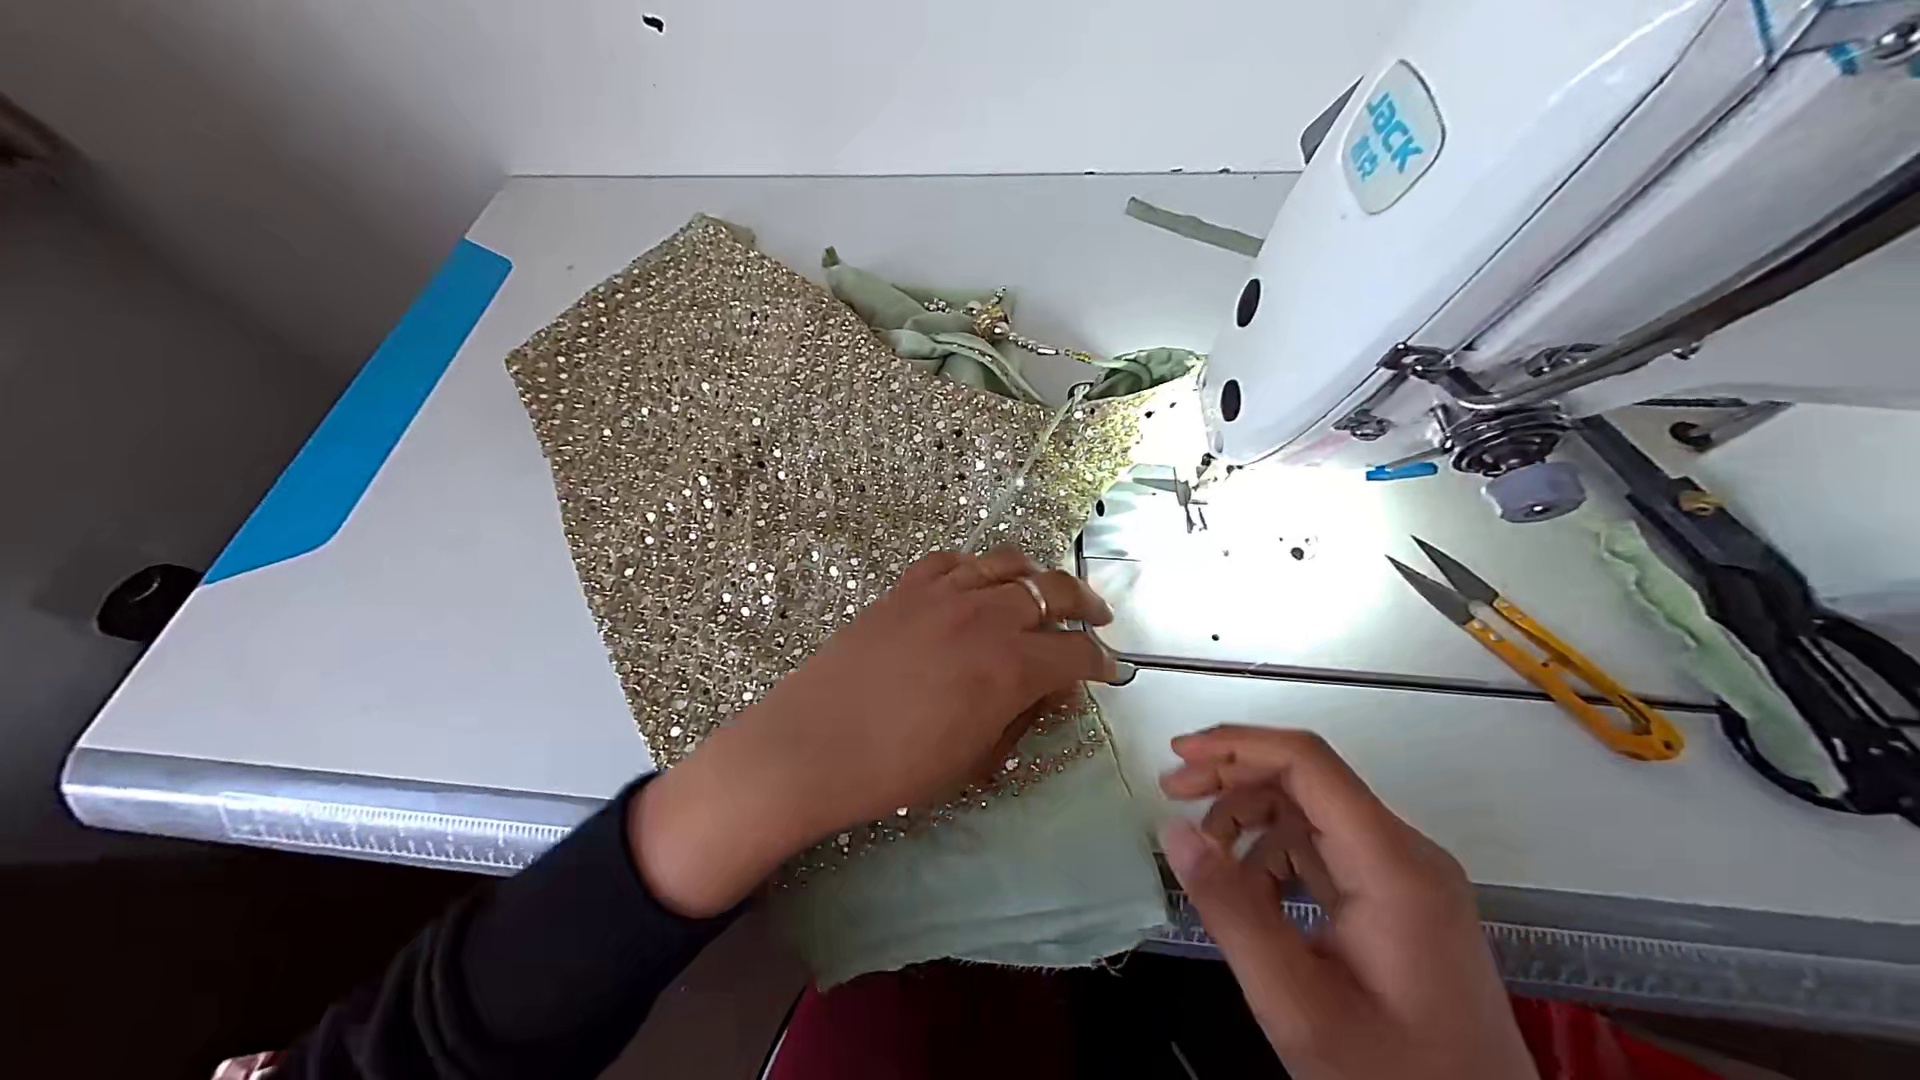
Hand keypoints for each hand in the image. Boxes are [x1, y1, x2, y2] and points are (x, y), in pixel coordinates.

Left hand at [633, 548, 1118, 915]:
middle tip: (1097, 620)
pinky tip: (978, 584)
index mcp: (1009, 666)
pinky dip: (976, 569)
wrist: (810, 747)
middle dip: (1085, 605)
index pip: (1076, 653)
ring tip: (1045, 591)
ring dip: (1037, 577)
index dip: (1101, 663)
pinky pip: (953, 561)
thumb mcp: (975, 759)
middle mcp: (984, 616)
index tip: (1110, 670)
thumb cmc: (896, 770)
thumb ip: (1022, 717)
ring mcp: (942, 593)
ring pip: (1007, 563)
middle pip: (1053, 591)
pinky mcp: (905, 588)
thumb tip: (1049, 691)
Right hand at [1159, 727, 1535, 1079]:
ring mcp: (1405, 876)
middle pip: (1306, 780)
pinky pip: (1322, 850)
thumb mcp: (1297, 1005)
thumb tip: (1173, 831)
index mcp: (1393, 865)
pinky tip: (1248, 894)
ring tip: (1207, 860)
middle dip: (1232, 778)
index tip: (1178, 754)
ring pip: (1309, 813)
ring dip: (1248, 821)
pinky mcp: (1396, 900)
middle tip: (1171, 793)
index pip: (1307, 763)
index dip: (1236, 745)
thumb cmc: (1391, 1079)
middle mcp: (1405, 853)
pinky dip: (1272, 857)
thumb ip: (1231, 911)